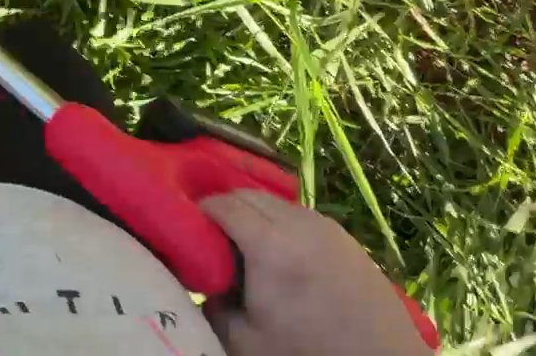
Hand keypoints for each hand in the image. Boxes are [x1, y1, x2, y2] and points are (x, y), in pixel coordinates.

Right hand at [200, 190, 424, 355]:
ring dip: (254, 213)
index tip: (189, 227)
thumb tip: (204, 285)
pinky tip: (284, 255)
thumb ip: (215, 309)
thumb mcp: (247, 345)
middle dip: (225, 207)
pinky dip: (282, 223)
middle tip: (213, 236)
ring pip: (275, 201)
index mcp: (268, 245)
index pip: (222, 204)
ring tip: (248, 245)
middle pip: (247, 194)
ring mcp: (325, 226)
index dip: (200, 210)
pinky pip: (300, 216)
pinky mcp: (346, 237)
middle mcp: (296, 223)